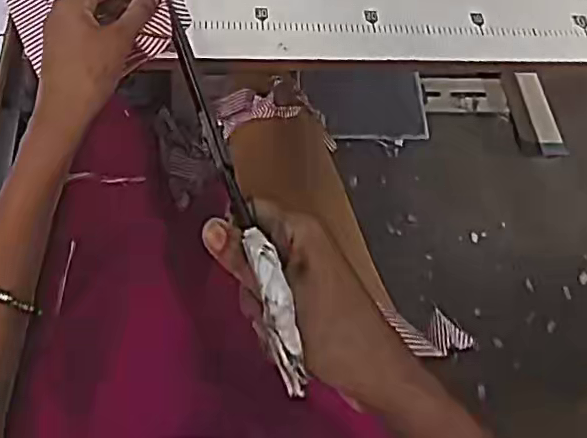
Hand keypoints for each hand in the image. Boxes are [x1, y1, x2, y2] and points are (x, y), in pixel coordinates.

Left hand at [33, 0, 161, 138]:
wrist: (66, 113)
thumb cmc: (82, 79)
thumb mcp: (120, 38)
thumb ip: (139, 11)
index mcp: (70, 4)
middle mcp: (60, 14)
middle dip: (126, 0)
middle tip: (147, 6)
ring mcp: (60, 32)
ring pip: (93, 13)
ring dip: (118, 16)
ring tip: (139, 23)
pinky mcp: (63, 48)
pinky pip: (88, 29)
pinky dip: (107, 30)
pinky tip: (122, 40)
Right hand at [201, 199, 437, 415]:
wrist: (377, 378)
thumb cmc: (337, 335)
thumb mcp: (279, 297)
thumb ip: (243, 260)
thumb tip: (210, 227)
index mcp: (300, 227)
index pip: (249, 208)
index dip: (234, 233)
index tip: (231, 263)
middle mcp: (304, 240)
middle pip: (251, 245)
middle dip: (249, 281)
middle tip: (265, 305)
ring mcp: (307, 266)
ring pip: (260, 275)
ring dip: (260, 304)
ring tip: (279, 326)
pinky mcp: (308, 291)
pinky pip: (274, 294)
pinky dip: (273, 317)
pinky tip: (286, 336)